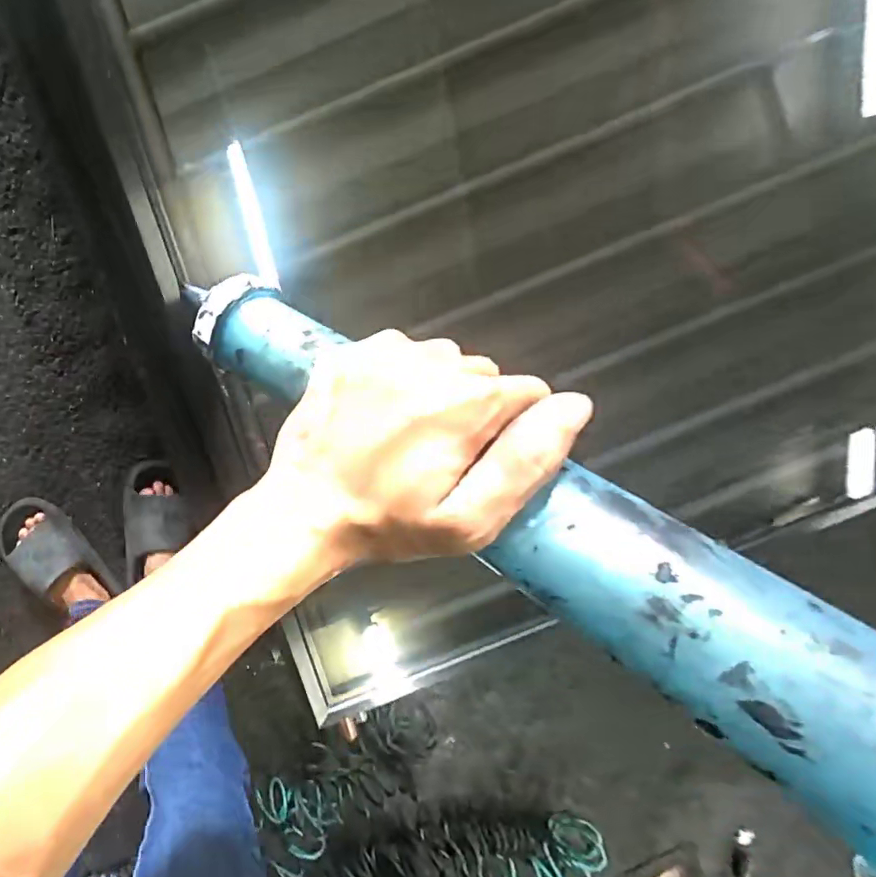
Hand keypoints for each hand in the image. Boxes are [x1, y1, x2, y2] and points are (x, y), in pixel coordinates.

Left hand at [258, 330, 592, 566]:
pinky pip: (393, 352)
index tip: (470, 462)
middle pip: (481, 374)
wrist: (302, 511)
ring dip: (431, 388)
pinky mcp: (344, 356)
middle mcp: (427, 363)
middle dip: (471, 409)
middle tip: (431, 454)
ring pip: (438, 359)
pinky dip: (393, 375)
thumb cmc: (385, 524)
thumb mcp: (468, 520)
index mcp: (468, 401)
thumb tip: (573, 406)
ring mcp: (379, 354)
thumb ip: (527, 462)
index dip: (508, 432)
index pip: (528, 395)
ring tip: (399, 434)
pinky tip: (372, 411)